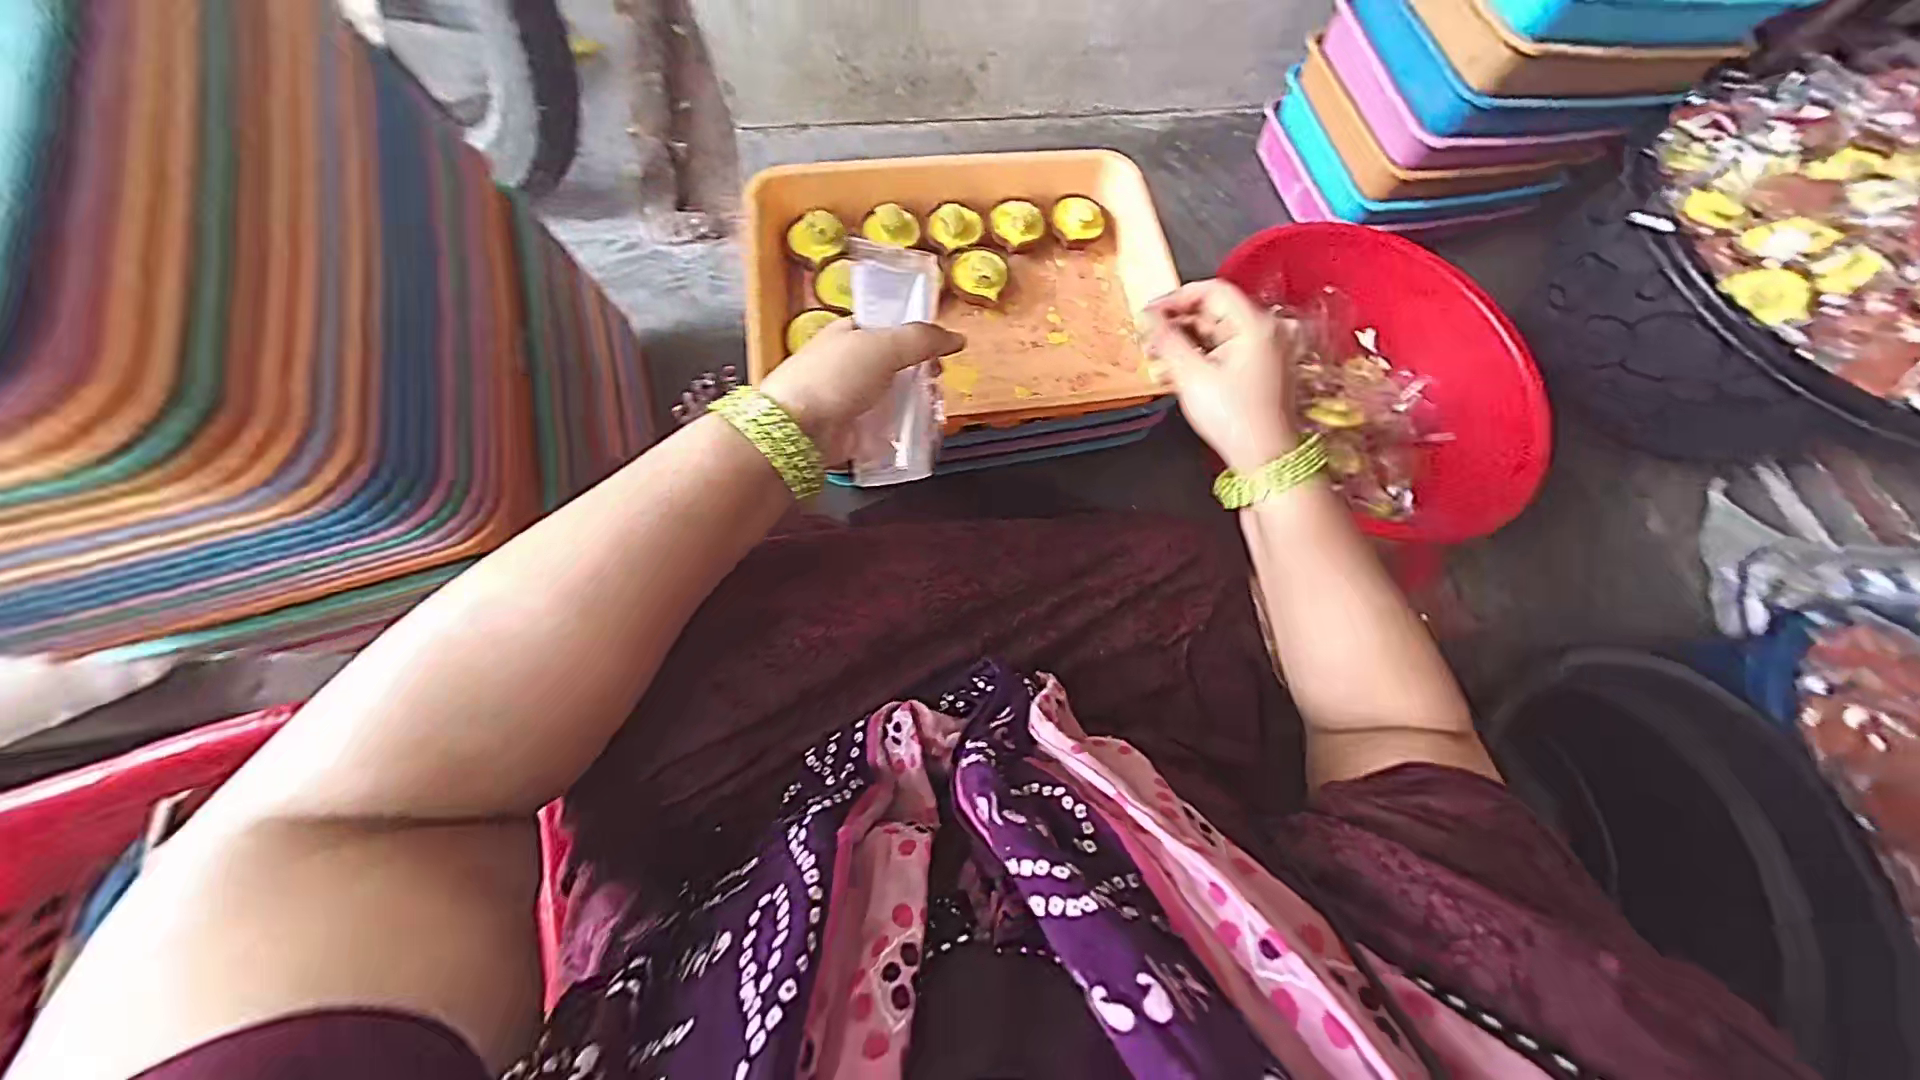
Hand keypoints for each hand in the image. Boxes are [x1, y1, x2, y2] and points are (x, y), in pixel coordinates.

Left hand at [758, 320, 965, 462]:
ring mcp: (854, 399)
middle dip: (923, 373)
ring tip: (932, 409)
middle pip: (899, 365)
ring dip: (918, 403)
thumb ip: (922, 339)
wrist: (800, 428)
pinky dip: (905, 429)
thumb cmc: (837, 376)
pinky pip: (889, 427)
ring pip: (897, 398)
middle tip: (937, 381)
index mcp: (852, 333)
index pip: (892, 327)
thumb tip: (957, 338)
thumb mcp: (883, 346)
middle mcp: (853, 364)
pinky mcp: (857, 430)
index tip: (941, 349)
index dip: (919, 335)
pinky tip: (919, 432)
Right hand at [1142, 280, 1301, 471]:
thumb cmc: (1234, 418)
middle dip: (1177, 324)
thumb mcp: (1191, 375)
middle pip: (1214, 312)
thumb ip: (1166, 340)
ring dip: (1186, 342)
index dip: (1175, 299)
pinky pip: (1226, 350)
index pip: (1211, 290)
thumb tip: (1148, 317)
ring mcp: (1267, 349)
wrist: (1265, 457)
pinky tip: (1177, 371)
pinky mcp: (1262, 368)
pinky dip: (1202, 356)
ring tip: (1158, 359)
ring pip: (1218, 333)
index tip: (1149, 313)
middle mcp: (1267, 330)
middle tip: (1148, 340)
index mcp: (1256, 324)